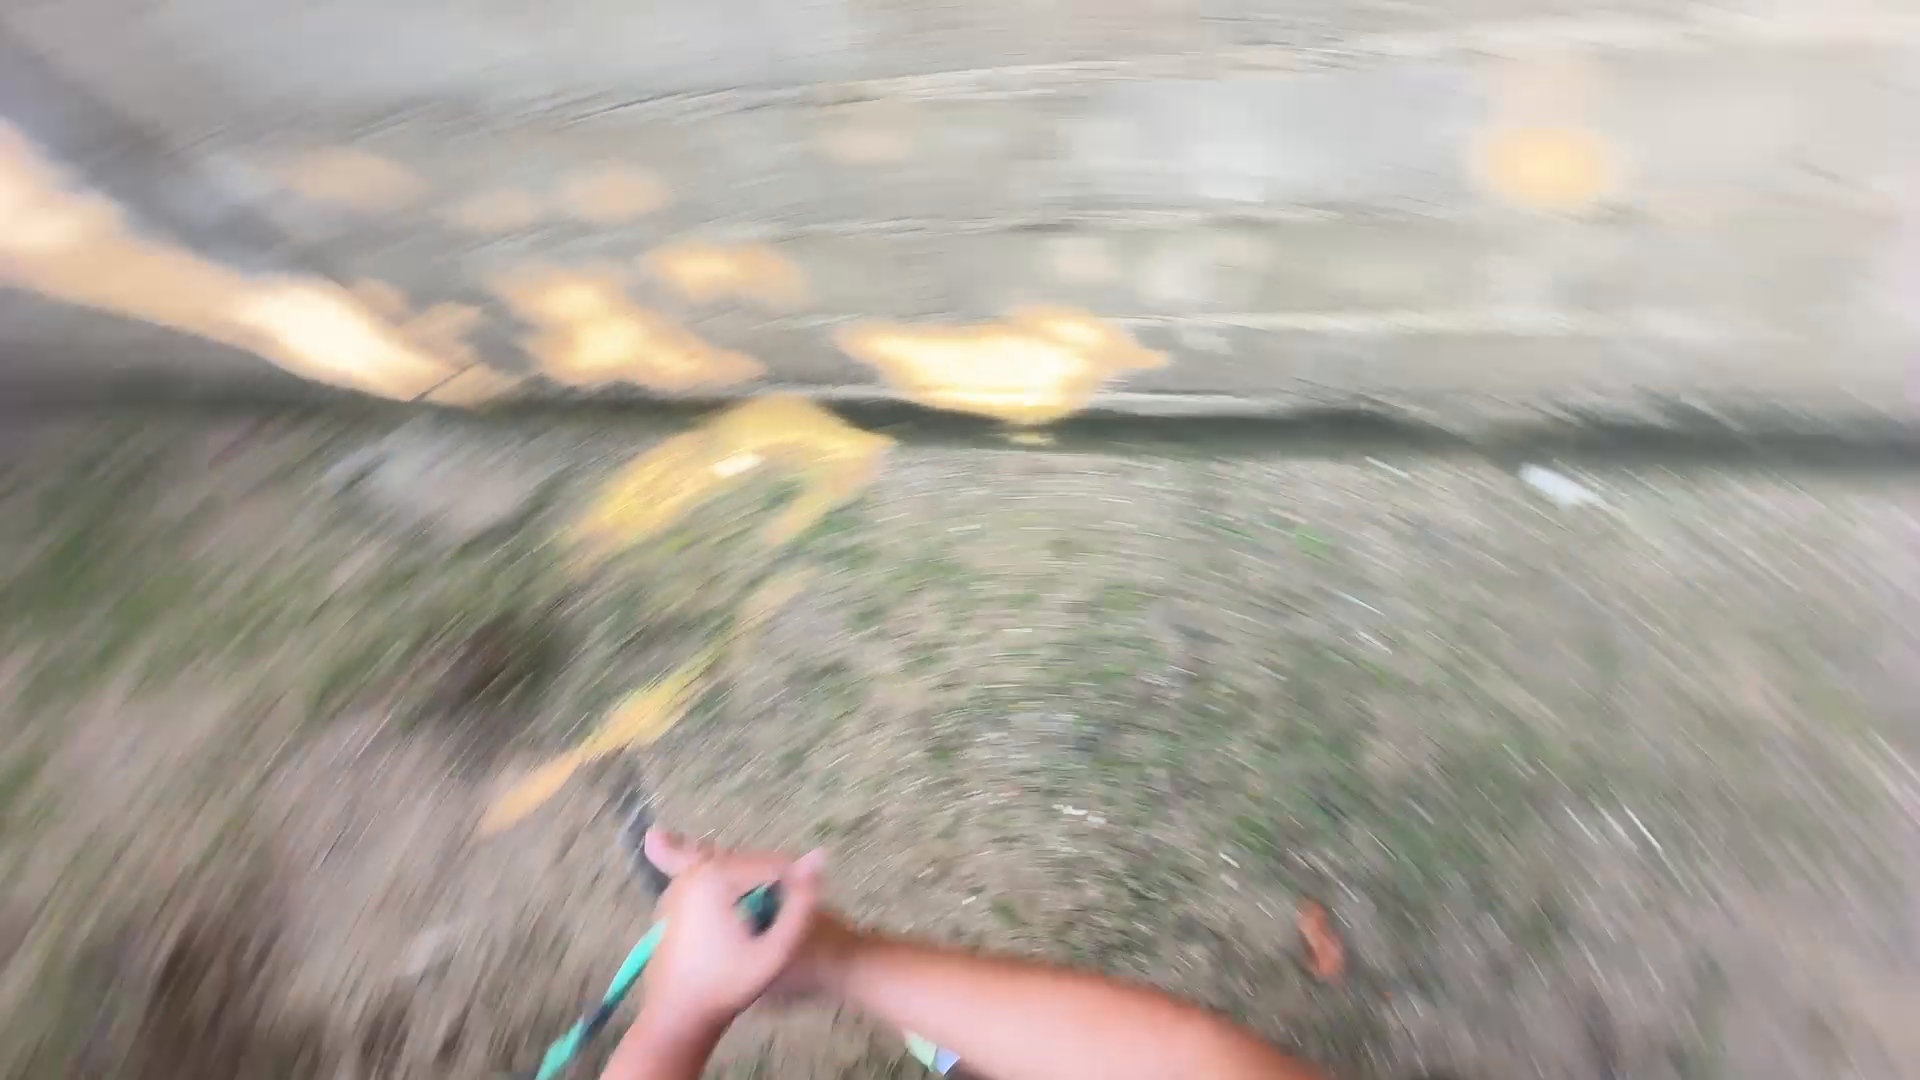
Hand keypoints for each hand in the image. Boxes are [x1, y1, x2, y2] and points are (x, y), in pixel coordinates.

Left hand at [638, 828, 829, 1027]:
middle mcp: (693, 871)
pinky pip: (711, 881)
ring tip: (760, 920)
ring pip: (731, 869)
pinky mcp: (671, 899)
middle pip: (750, 862)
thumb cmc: (727, 986)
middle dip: (770, 883)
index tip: (801, 911)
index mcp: (716, 876)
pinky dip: (728, 893)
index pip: (772, 863)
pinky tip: (736, 918)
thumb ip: (802, 904)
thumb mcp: (776, 951)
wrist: (675, 1020)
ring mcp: (678, 884)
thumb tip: (820, 855)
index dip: (795, 884)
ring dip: (750, 887)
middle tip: (781, 917)